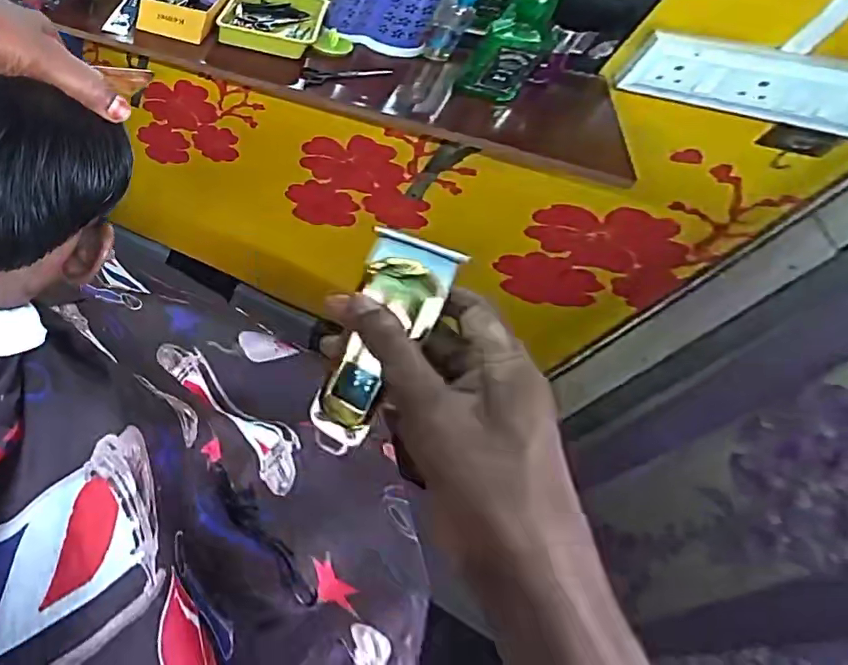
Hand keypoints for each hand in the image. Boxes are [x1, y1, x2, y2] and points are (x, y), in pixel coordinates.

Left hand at [0, 0, 130, 121]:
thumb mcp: (45, 61)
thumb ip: (82, 84)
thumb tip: (125, 110)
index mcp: (36, 26)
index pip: (60, 50)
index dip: (69, 71)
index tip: (74, 97)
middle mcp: (9, 24)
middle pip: (29, 51)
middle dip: (35, 72)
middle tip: (39, 104)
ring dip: (4, 72)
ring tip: (8, 101)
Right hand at [325, 288, 585, 573]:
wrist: (519, 565)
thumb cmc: (482, 473)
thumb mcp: (428, 402)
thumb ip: (390, 346)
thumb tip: (354, 297)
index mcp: (503, 366)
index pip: (466, 308)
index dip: (421, 290)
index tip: (370, 283)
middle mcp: (492, 383)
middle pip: (434, 339)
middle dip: (383, 329)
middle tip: (333, 323)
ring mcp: (474, 415)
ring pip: (419, 372)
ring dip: (376, 364)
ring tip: (328, 359)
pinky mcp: (456, 442)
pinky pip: (416, 404)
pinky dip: (384, 396)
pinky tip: (349, 397)